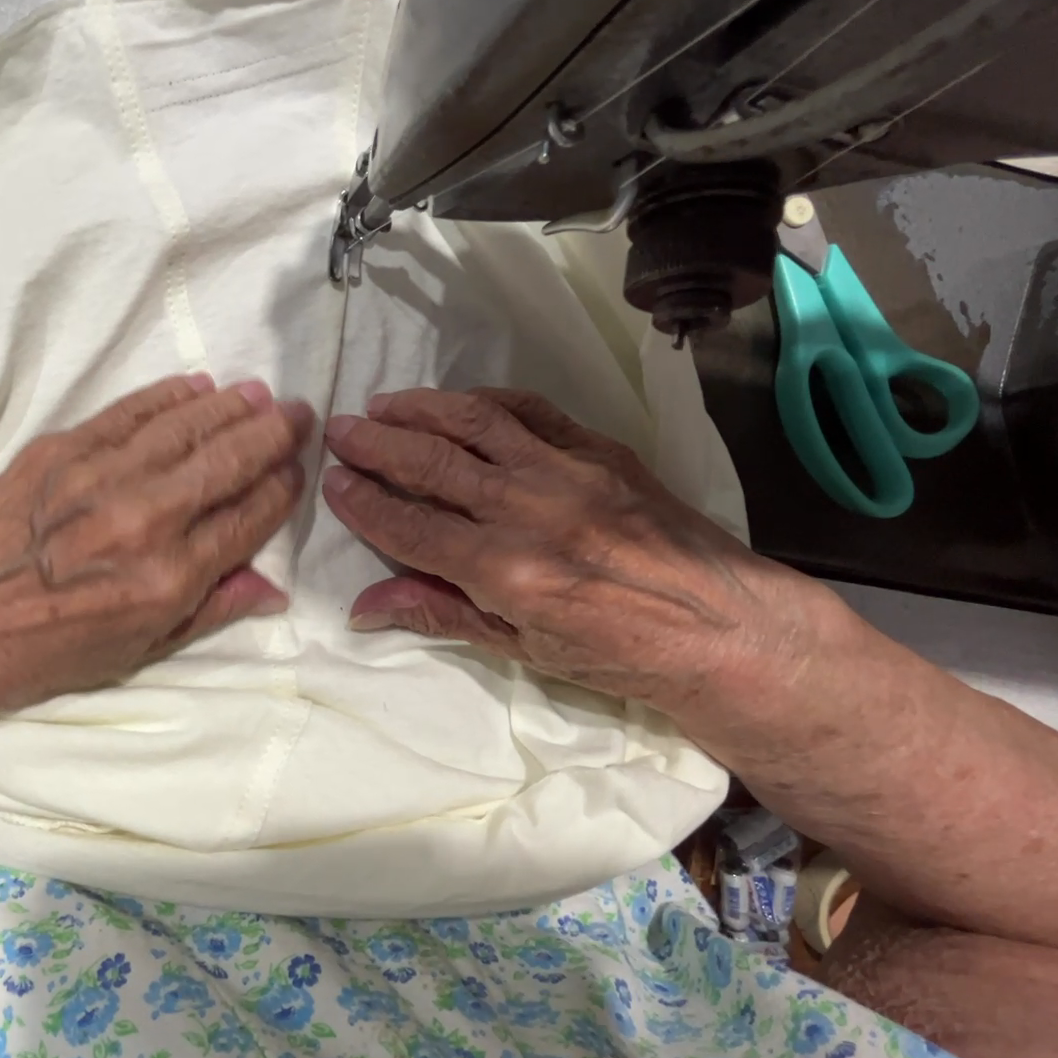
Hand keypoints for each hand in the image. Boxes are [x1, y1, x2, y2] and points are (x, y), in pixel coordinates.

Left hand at [0, 374, 312, 717]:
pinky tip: (196, 386)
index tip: (296, 473)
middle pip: (227, 462)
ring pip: (185, 427)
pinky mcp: (62, 449)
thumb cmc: (46, 650)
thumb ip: (210, 611)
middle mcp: (144, 519)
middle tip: (299, 414)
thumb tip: (274, 590)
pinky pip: (130, 412)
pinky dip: (168, 396)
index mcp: (169, 577)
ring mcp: (101, 477)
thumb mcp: (137, 651)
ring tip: (259, 395)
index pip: (248, 519)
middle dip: (272, 435)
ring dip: (230, 406)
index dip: (280, 491)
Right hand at [322, 387, 805, 709]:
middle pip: (433, 465)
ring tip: (382, 404)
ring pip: (476, 424)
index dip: (364, 504)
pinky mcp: (601, 450)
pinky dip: (486, 401)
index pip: (412, 528)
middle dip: (377, 445)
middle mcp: (530, 511)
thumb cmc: (618, 656)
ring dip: (421, 409)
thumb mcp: (521, 651)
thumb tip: (360, 608)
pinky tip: (458, 402)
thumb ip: (440, 614)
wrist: (727, 629)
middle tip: (338, 429)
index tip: (330, 483)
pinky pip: (532, 411)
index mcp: (507, 572)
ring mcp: (568, 472)